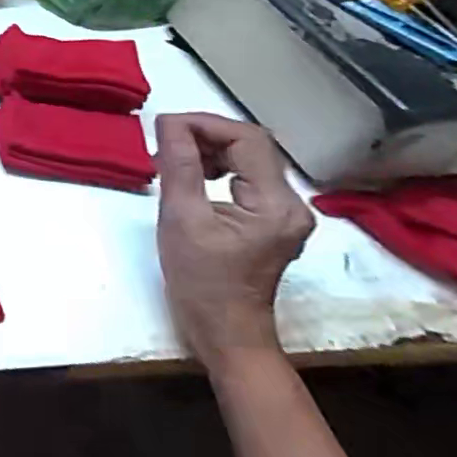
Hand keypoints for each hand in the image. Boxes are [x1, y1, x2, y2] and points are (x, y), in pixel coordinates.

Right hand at [155, 113, 314, 365]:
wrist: (225, 335)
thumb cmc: (202, 283)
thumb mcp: (181, 218)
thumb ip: (180, 164)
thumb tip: (169, 121)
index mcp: (276, 205)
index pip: (246, 139)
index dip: (204, 124)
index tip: (165, 126)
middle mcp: (291, 204)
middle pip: (250, 145)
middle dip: (205, 135)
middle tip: (165, 141)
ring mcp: (284, 213)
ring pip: (248, 158)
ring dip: (209, 149)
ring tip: (173, 158)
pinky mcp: (271, 220)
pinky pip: (246, 176)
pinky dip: (217, 167)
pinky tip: (192, 175)